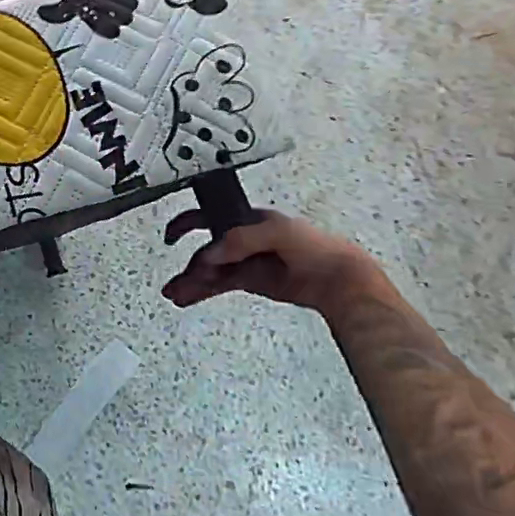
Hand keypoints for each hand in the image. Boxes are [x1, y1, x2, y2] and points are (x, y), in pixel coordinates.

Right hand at [160, 209, 381, 315]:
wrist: (343, 280)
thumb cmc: (316, 248)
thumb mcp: (278, 232)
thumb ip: (241, 239)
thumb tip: (212, 252)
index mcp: (245, 219)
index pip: (207, 218)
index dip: (187, 224)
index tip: (171, 235)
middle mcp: (240, 240)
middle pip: (206, 251)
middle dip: (189, 267)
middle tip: (175, 283)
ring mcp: (245, 262)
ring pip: (209, 271)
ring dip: (190, 282)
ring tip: (175, 295)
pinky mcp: (250, 281)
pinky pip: (219, 284)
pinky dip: (202, 291)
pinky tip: (187, 298)